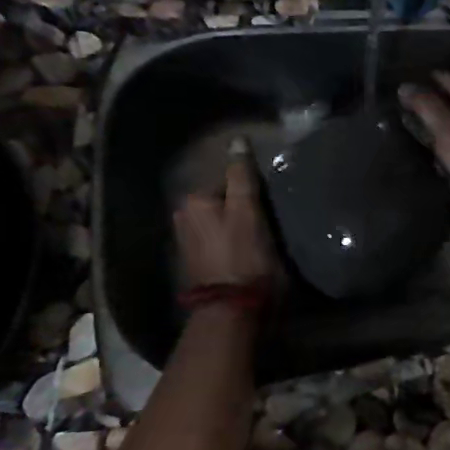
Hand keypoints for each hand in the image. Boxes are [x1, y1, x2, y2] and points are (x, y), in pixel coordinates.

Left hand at [173, 146, 281, 290]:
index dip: (251, 193)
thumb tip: (237, 141)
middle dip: (240, 207)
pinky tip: (245, 250)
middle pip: (221, 201)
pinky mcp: (195, 260)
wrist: (232, 308)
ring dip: (235, 224)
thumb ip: (241, 178)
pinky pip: (216, 238)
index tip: (268, 207)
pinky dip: (229, 240)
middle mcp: (181, 216)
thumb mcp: (248, 213)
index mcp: (193, 201)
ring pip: (218, 220)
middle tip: (266, 222)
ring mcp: (185, 240)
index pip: (227, 181)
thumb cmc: (244, 257)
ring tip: (258, 236)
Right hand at [399, 72, 449, 214]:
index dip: (437, 77)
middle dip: (435, 98)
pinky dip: (441, 144)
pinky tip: (429, 148)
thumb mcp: (445, 126)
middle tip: (411, 96)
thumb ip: (425, 106)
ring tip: (414, 120)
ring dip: (436, 122)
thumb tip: (404, 86)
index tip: (420, 73)